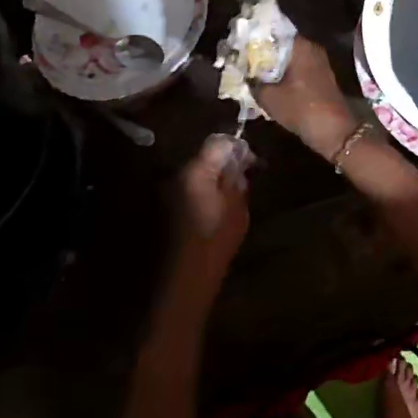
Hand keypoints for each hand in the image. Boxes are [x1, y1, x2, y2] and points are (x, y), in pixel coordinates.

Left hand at [172, 135, 252, 284]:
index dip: (237, 148)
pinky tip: (213, 207)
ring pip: (196, 172)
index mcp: (197, 170)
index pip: (218, 142)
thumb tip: (239, 161)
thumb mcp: (237, 206)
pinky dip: (201, 190)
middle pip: (205, 156)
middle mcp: (178, 173)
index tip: (251, 163)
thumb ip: (237, 178)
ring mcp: (168, 189)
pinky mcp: (166, 205)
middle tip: (242, 178)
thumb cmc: (216, 239)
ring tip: (228, 195)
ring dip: (212, 177)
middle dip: (224, 163)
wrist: (186, 274)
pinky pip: (188, 187)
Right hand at [253, 40, 355, 159]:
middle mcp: (311, 49)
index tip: (238, 47)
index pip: (272, 33)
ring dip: (272, 66)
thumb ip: (253, 82)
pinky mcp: (320, 76)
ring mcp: (318, 62)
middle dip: (262, 54)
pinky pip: (297, 68)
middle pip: (281, 45)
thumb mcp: (268, 97)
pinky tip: (270, 83)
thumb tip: (245, 75)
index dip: (254, 40)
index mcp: (301, 46)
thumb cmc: (300, 108)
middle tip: (242, 61)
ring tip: (252, 73)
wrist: (333, 131)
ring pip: (289, 58)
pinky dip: (284, 74)